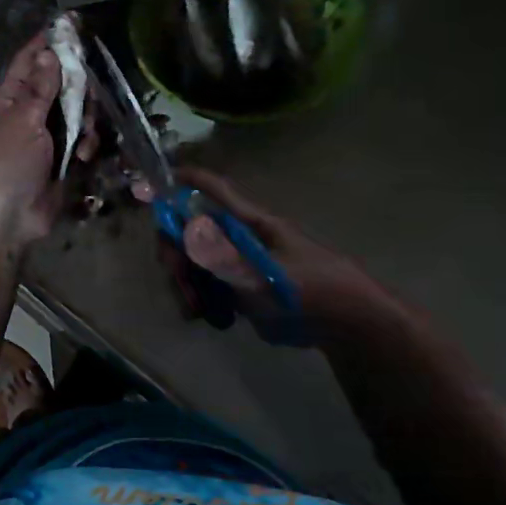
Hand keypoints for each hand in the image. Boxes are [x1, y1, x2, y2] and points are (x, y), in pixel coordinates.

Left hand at [0, 32, 95, 251]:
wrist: (12, 217)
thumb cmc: (9, 164)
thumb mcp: (24, 119)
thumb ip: (40, 86)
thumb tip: (48, 50)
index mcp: (11, 98)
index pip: (30, 59)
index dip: (49, 41)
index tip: (73, 24)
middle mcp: (30, 112)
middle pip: (62, 83)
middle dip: (78, 88)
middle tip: (86, 97)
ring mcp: (48, 136)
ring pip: (78, 111)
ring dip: (85, 121)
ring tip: (82, 136)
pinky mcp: (64, 158)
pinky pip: (84, 139)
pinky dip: (86, 145)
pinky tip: (82, 157)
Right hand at [159, 167, 385, 332]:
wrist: (345, 324)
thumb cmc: (312, 290)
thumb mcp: (265, 274)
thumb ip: (223, 256)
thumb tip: (183, 232)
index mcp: (253, 224)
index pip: (217, 191)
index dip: (189, 180)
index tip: (159, 181)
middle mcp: (241, 239)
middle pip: (193, 232)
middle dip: (176, 253)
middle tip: (178, 278)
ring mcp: (241, 265)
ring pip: (197, 265)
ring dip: (187, 284)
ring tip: (195, 310)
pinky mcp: (243, 291)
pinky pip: (209, 289)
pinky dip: (201, 302)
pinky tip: (208, 317)